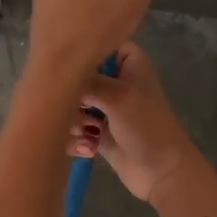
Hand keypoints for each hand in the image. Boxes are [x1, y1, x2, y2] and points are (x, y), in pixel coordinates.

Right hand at [67, 44, 201, 203]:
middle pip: (79, 75)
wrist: (161, 172)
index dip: (82, 54)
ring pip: (71, 103)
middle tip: (83, 108)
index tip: (66, 67)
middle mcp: (116, 80)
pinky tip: (88, 148)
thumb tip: (56, 74)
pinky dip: (76, 138)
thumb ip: (86, 80)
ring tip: (88, 132)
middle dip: (74, 96)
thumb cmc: (145, 126)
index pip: (98, 44)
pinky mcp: (96, 131)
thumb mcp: (117, 96)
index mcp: (129, 61)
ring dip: (74, 120)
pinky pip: (72, 127)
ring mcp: (105, 106)